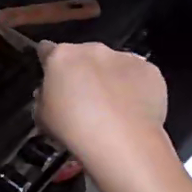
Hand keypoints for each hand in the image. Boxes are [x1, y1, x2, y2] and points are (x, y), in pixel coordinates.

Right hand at [35, 41, 170, 167]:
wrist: (122, 141)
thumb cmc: (73, 129)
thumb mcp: (42, 117)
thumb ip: (43, 98)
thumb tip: (49, 94)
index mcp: (61, 57)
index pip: (47, 50)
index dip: (48, 63)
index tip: (51, 76)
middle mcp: (93, 49)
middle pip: (83, 55)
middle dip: (82, 71)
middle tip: (83, 99)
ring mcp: (124, 57)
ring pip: (112, 64)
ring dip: (109, 78)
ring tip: (111, 107)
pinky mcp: (150, 70)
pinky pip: (137, 76)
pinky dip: (134, 87)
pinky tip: (131, 109)